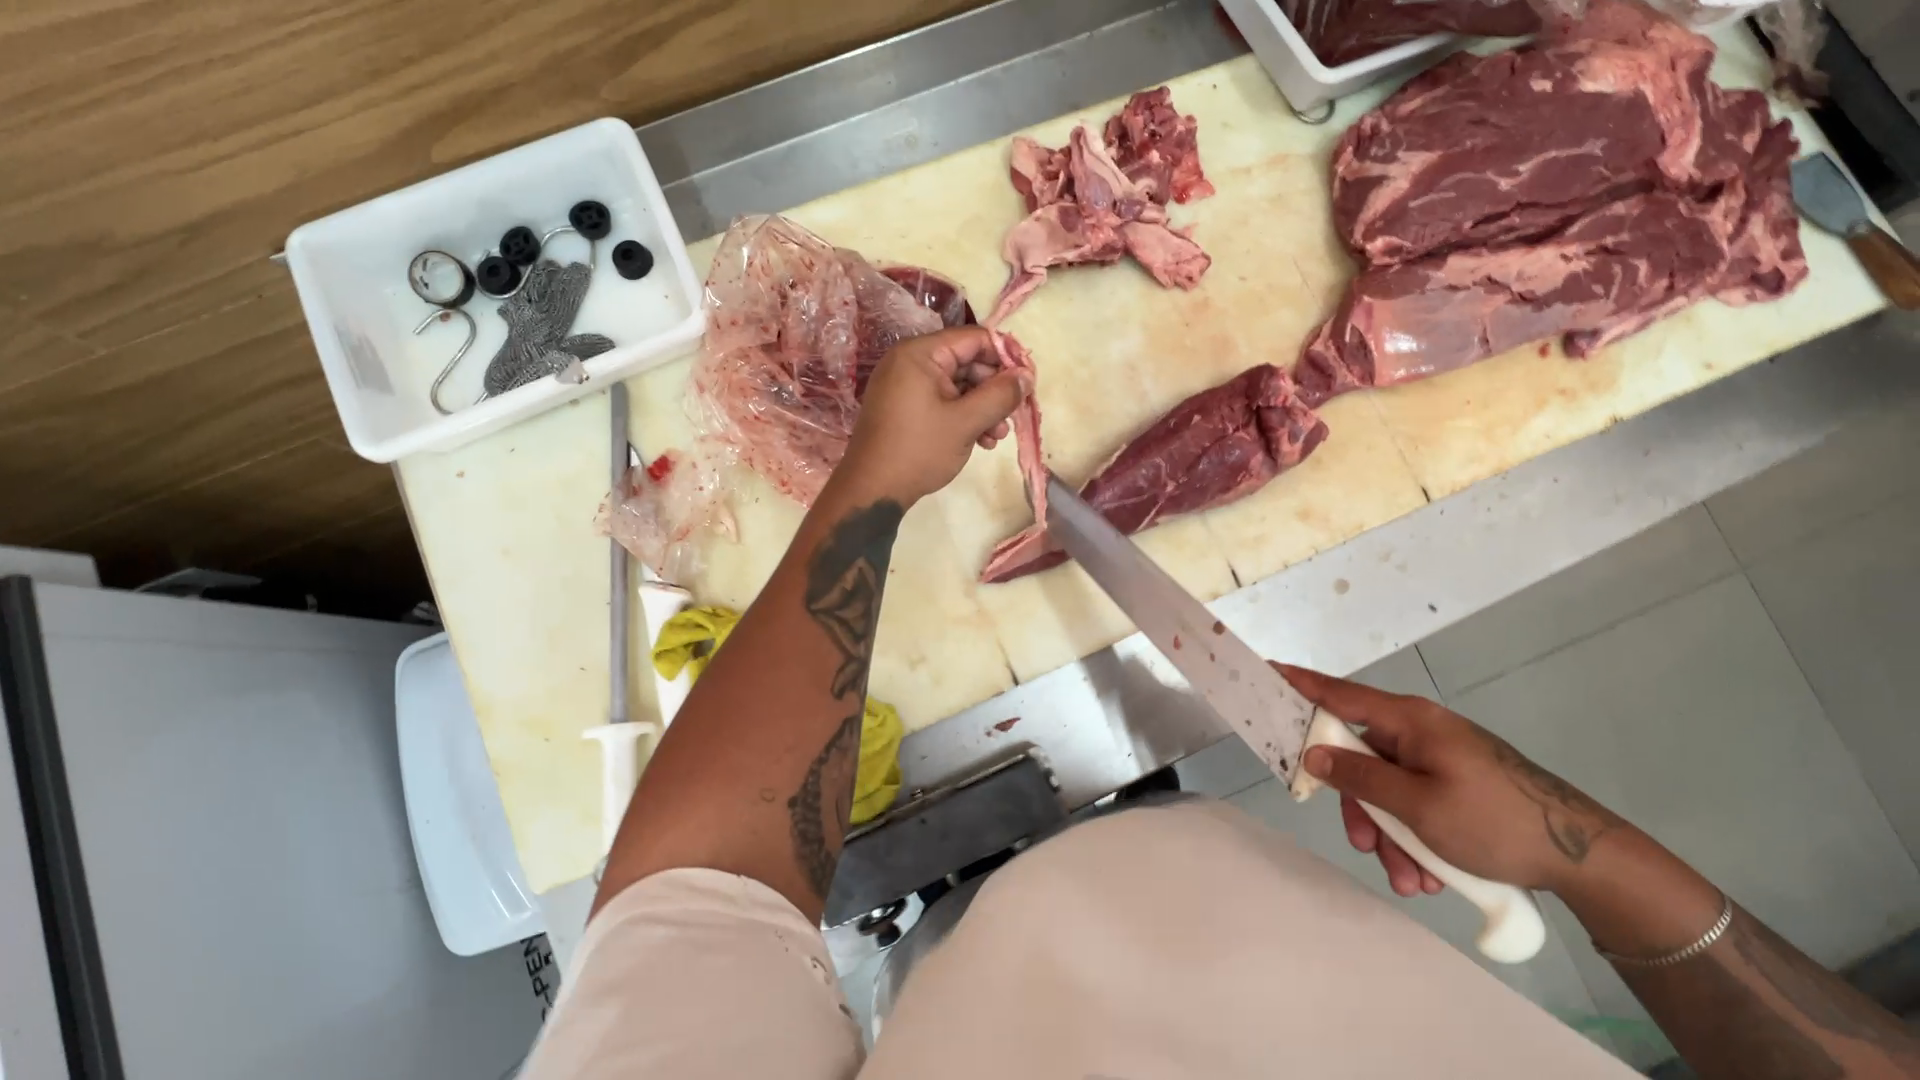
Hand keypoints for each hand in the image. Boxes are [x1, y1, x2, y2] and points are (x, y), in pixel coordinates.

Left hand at [838, 327, 1032, 505]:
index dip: (1006, 357)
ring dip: (983, 407)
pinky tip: (981, 441)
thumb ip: (1000, 395)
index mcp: (920, 354)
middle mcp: (910, 361)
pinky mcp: (904, 407)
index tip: (1028, 381)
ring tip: (997, 437)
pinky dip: (964, 416)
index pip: (974, 338)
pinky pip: (943, 400)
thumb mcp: (966, 422)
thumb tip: (1027, 376)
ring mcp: (905, 385)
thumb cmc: (918, 450)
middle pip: (967, 362)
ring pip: (958, 385)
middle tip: (1014, 416)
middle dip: (994, 389)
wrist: (872, 491)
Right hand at [1280, 664, 1626, 895]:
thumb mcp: (1417, 806)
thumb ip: (1358, 778)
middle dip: (1360, 810)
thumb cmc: (1494, 820)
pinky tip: (1432, 875)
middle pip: (1360, 759)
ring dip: (1392, 838)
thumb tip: (1314, 754)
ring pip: (1387, 792)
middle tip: (1367, 848)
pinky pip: (1416, 806)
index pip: (1339, 694)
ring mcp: (1439, 760)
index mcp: (1409, 722)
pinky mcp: (1456, 785)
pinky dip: (1416, 840)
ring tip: (1414, 881)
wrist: (1583, 856)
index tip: (1265, 670)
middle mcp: (1420, 733)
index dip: (1300, 685)